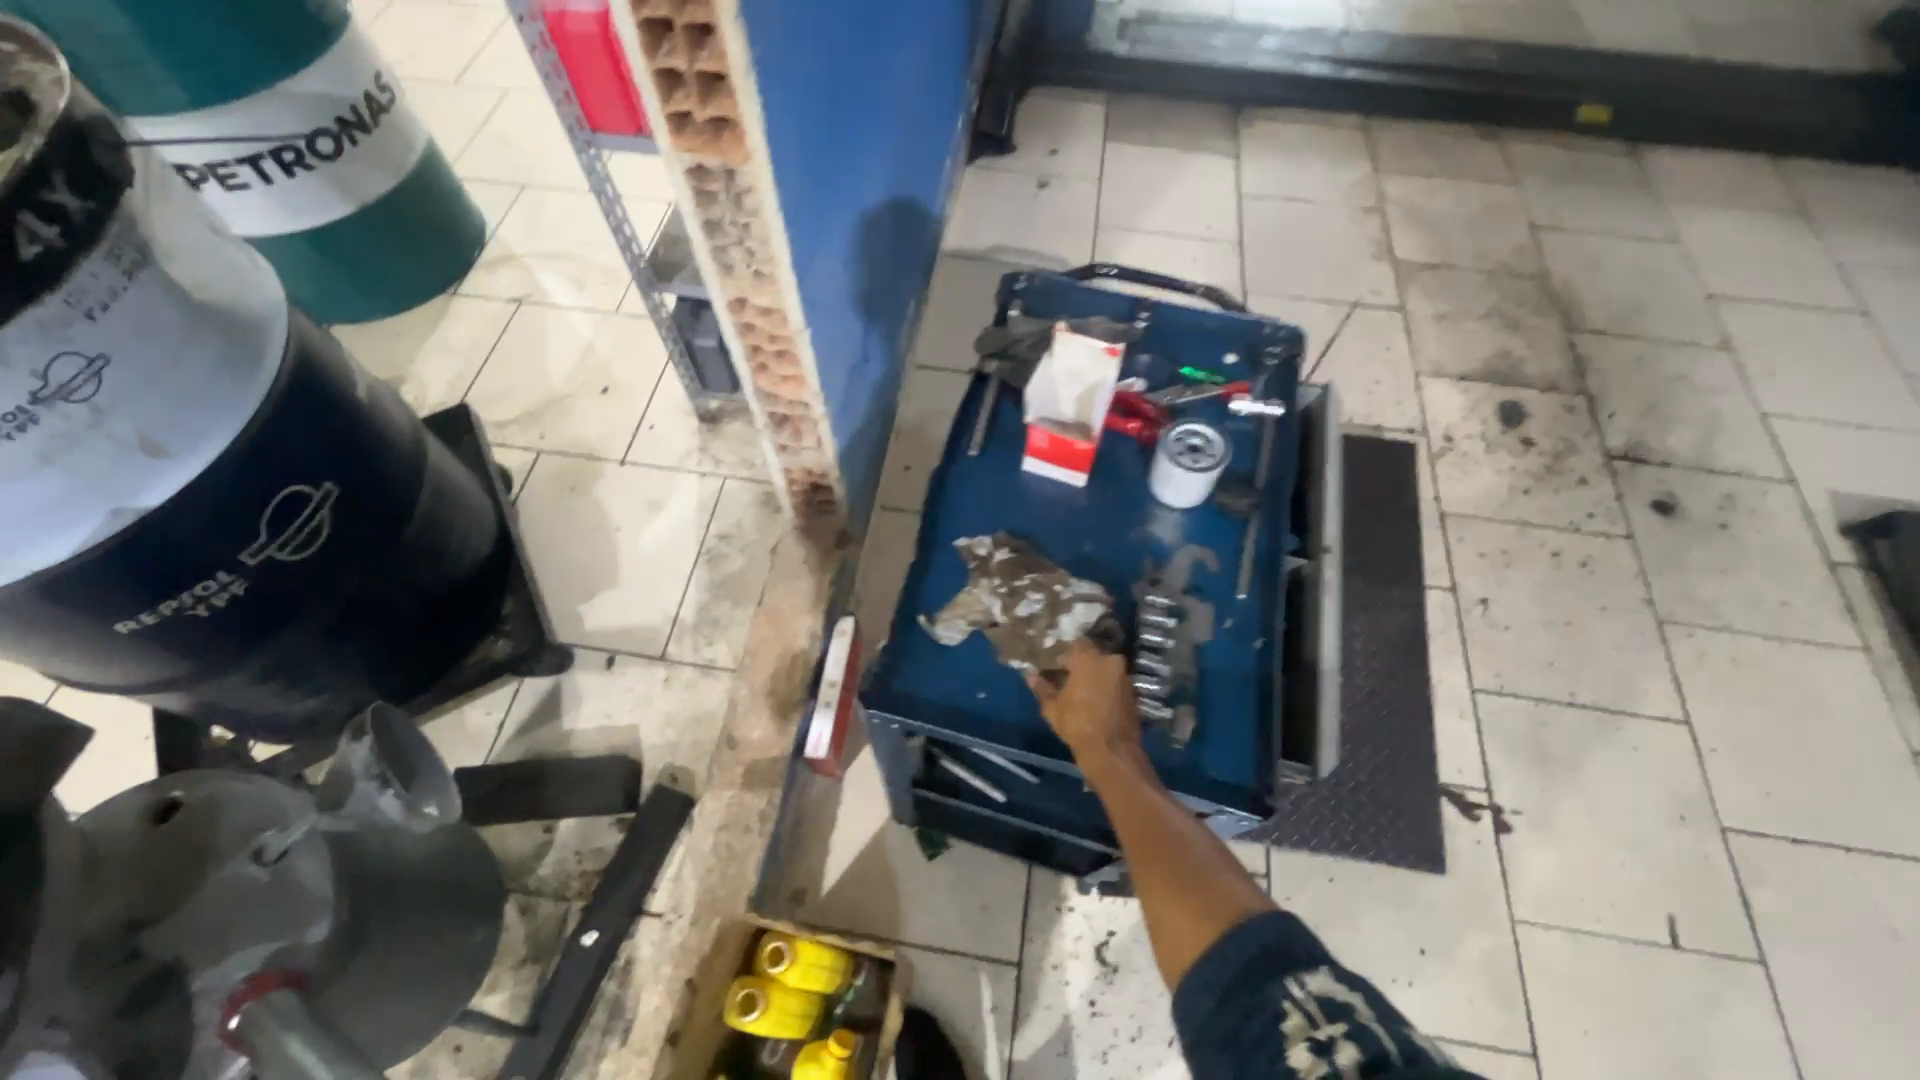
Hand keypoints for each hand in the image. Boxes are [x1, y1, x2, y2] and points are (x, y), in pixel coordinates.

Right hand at [1026, 640, 1140, 767]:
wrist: (1111, 750)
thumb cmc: (1077, 723)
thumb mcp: (1052, 707)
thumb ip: (1042, 688)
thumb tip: (1030, 675)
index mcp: (1089, 659)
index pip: (1077, 644)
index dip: (1066, 654)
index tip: (1056, 665)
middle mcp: (1110, 661)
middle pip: (1093, 656)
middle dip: (1081, 665)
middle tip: (1068, 678)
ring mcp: (1125, 677)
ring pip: (1106, 670)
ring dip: (1095, 677)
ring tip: (1081, 692)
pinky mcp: (1134, 693)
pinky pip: (1116, 684)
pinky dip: (1107, 688)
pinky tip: (1096, 702)